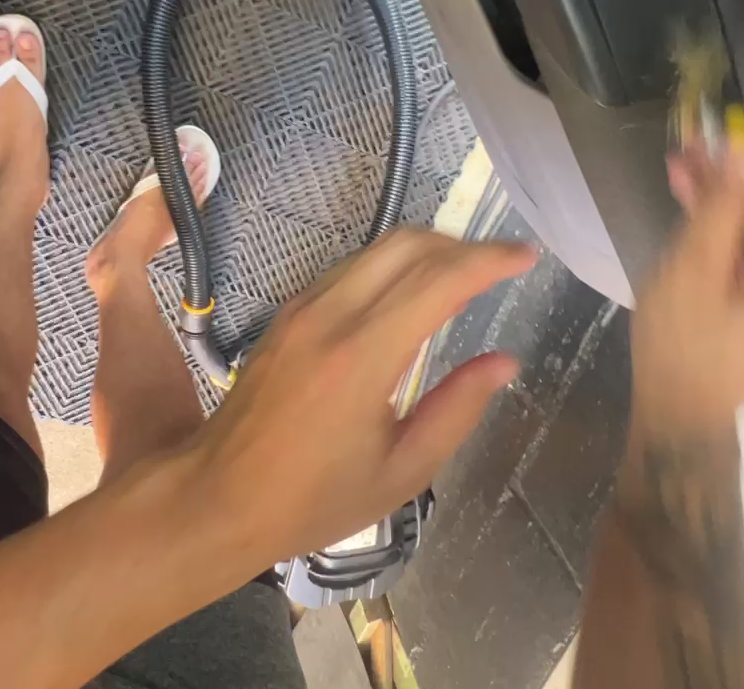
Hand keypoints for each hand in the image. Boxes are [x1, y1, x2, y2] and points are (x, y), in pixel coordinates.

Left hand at [178, 229, 534, 570]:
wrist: (218, 495)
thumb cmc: (314, 499)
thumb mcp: (401, 471)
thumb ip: (457, 409)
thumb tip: (504, 361)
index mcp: (362, 356)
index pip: (437, 281)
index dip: (489, 259)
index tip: (525, 255)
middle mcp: (330, 314)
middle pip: (406, 244)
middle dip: (460, 245)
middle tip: (498, 267)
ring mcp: (303, 306)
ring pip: (376, 249)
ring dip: (426, 251)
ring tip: (463, 279)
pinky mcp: (288, 310)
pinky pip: (351, 268)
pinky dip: (392, 267)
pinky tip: (411, 297)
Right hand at [630, 106, 743, 433]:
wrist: (675, 409)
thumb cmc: (687, 346)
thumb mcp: (696, 271)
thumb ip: (721, 209)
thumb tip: (741, 153)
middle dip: (743, 170)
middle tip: (707, 133)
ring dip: (724, 189)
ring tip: (684, 154)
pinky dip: (718, 217)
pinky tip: (685, 186)